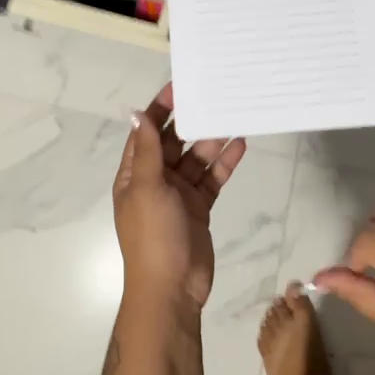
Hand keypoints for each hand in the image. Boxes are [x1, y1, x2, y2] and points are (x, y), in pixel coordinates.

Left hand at [112, 84, 246, 310]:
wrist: (171, 288)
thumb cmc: (152, 235)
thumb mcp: (146, 188)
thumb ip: (147, 150)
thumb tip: (137, 113)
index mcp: (134, 175)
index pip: (147, 133)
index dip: (159, 109)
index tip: (179, 86)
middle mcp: (156, 180)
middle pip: (174, 143)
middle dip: (191, 122)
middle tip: (214, 95)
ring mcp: (179, 195)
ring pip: (196, 159)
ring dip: (211, 141)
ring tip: (233, 116)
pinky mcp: (199, 208)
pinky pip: (212, 178)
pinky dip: (224, 163)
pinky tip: (240, 145)